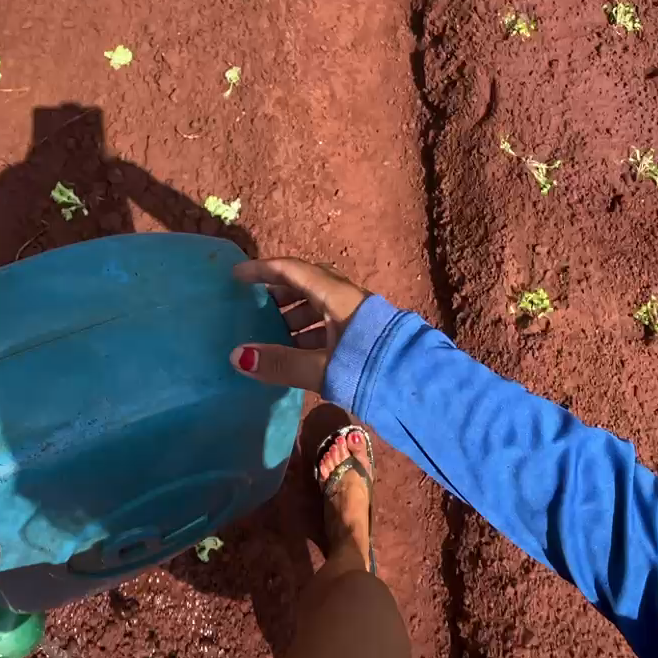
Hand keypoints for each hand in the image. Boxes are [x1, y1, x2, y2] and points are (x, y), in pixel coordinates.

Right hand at [228, 258, 368, 393]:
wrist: (421, 386)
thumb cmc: (368, 369)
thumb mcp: (321, 367)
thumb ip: (280, 363)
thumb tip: (237, 356)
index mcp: (336, 295)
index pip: (292, 270)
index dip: (263, 270)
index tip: (237, 275)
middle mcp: (347, 298)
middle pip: (306, 284)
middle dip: (278, 292)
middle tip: (254, 305)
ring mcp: (358, 316)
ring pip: (319, 305)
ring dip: (294, 315)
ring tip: (270, 334)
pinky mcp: (365, 335)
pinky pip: (329, 322)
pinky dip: (308, 331)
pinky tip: (297, 352)